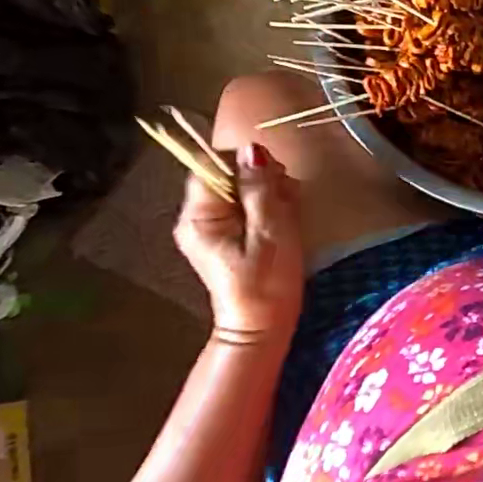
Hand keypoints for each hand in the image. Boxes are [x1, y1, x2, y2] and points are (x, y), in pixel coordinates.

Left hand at [173, 143, 302, 347]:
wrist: (262, 332)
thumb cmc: (268, 285)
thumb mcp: (271, 231)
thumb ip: (260, 188)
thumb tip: (252, 149)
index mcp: (199, 215)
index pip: (213, 163)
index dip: (246, 163)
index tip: (273, 180)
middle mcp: (196, 217)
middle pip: (226, 173)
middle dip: (261, 179)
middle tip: (286, 201)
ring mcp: (209, 227)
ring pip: (239, 188)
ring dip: (268, 193)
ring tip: (286, 216)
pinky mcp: (224, 236)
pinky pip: (243, 206)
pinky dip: (265, 208)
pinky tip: (281, 224)